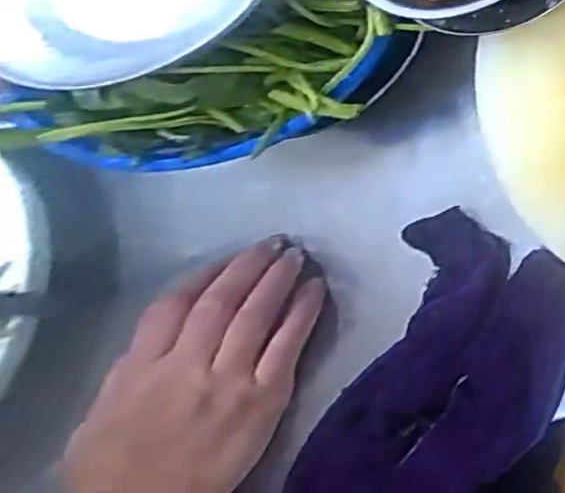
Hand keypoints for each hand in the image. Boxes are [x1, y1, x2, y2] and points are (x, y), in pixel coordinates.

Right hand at [63, 237, 327, 492]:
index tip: (229, 257)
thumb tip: (162, 330)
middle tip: (275, 242)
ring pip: (258, 314)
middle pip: (221, 303)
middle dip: (249, 266)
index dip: (205, 275)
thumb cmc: (119, 469)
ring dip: (280, 278)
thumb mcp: (101, 420)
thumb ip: (131, 372)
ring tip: (298, 254)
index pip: (170, 309)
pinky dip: (305, 308)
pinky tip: (317, 286)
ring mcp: (229, 380)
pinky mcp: (267, 393)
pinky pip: (290, 340)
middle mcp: (185, 371)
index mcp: (138, 375)